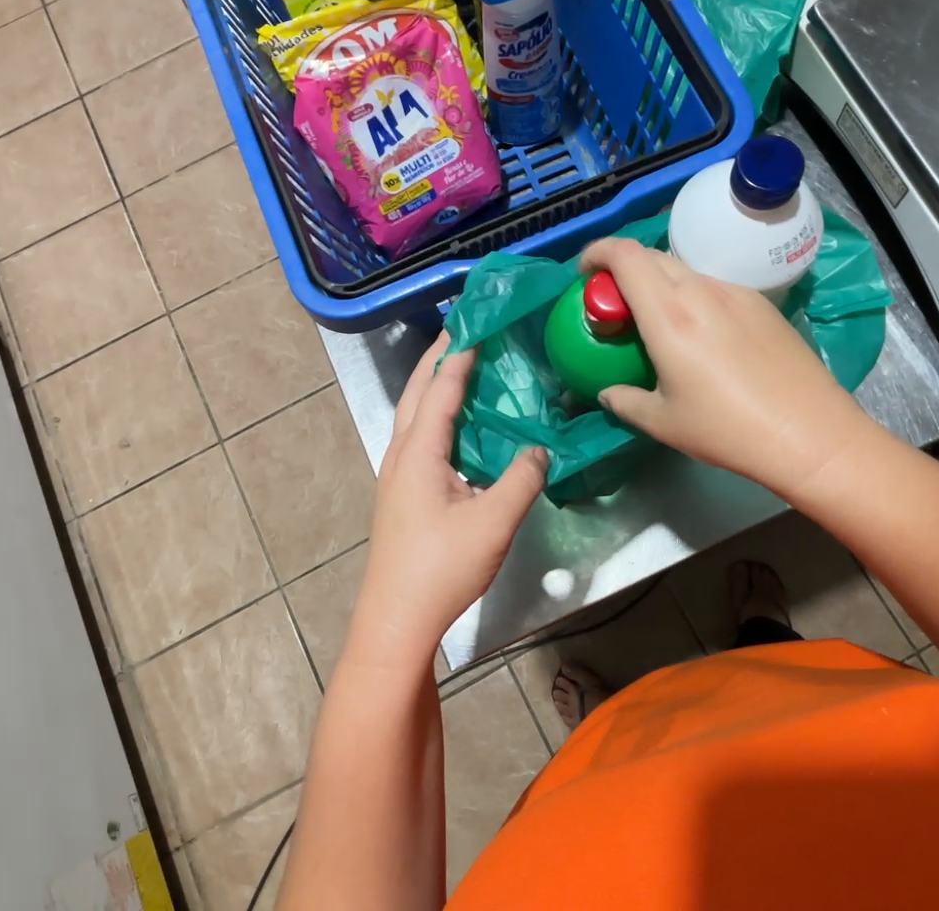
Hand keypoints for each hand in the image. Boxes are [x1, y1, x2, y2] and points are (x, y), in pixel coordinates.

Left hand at [349, 333, 547, 668]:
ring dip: (434, 385)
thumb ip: (522, 479)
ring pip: (413, 415)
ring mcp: (397, 475)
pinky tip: (460, 426)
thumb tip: (541, 449)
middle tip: (463, 328)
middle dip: (437, 358)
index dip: (460, 353)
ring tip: (462, 365)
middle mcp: (401, 455)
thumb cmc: (442, 568)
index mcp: (418, 452)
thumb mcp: (494, 522)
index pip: (441, 388)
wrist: (397, 618)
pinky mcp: (402, 494)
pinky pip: (419, 438)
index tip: (478, 320)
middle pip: (416, 392)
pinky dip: (437, 415)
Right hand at [578, 238, 880, 496]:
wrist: (809, 433)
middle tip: (615, 305)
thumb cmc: (727, 430)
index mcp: (669, 315)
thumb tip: (608, 392)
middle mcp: (701, 291)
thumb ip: (625, 401)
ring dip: (659, 284)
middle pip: (650, 256)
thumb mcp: (663, 422)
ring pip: (684, 270)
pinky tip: (701, 336)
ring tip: (658, 323)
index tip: (584, 274)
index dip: (596, 253)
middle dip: (622, 270)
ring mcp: (736, 293)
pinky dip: (691, 297)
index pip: (624, 255)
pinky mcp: (762, 304)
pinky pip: (714, 287)